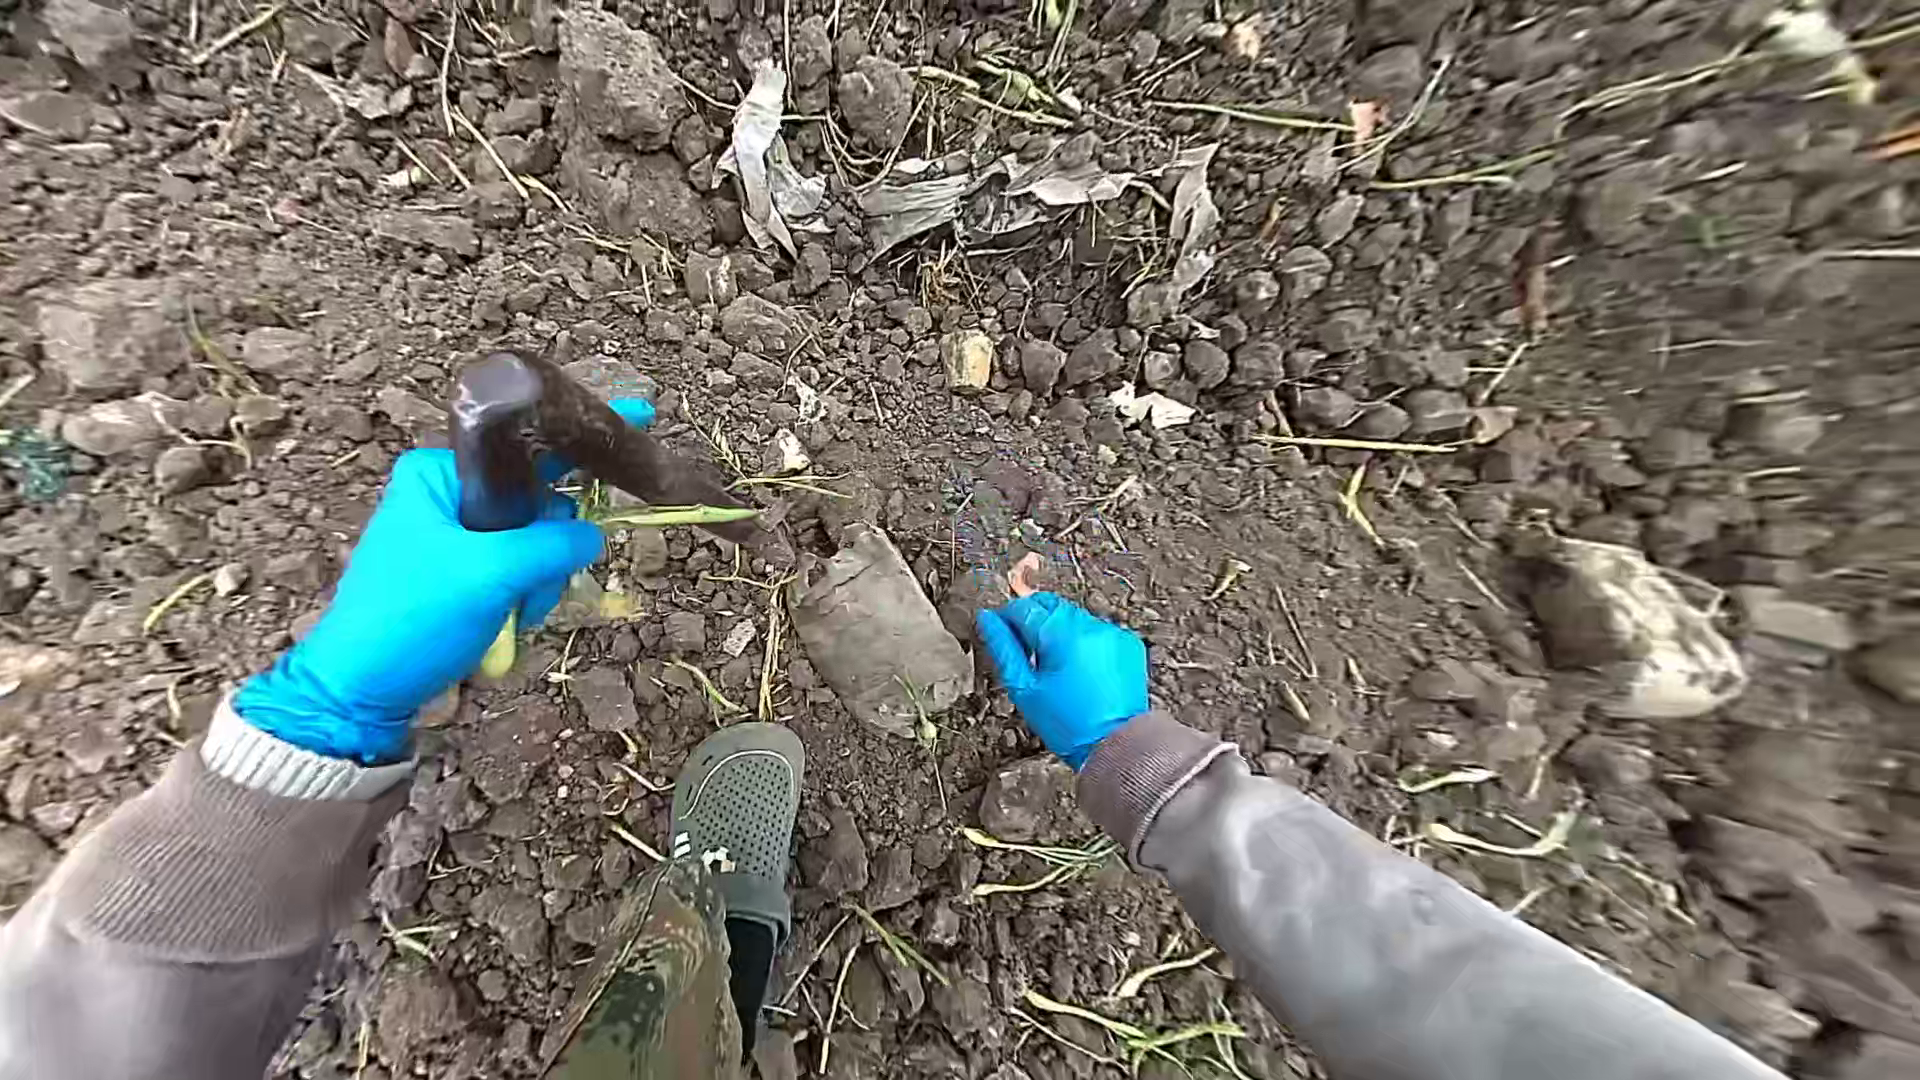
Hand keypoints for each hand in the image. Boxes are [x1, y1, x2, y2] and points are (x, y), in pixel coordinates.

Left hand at [234, 398, 655, 764]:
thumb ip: (556, 543)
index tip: (642, 414)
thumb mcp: (491, 572)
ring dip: (547, 575)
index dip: (587, 435)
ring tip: (516, 606)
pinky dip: (538, 589)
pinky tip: (516, 612)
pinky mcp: (481, 564)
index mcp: (444, 474)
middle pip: (549, 499)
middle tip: (535, 580)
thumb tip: (595, 535)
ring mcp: (472, 531)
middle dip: (555, 545)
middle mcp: (459, 494)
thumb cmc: (412, 617)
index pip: (530, 443)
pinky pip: (537, 563)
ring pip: (550, 538)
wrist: (366, 686)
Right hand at [975, 592, 1147, 768]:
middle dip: (1033, 621)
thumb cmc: (1069, 724)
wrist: (1116, 745)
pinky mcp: (1127, 643)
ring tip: (1055, 666)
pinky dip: (1083, 641)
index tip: (1001, 630)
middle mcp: (1089, 626)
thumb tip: (988, 620)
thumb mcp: (1024, 688)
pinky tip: (1079, 669)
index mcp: (1060, 635)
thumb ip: (1003, 648)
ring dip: (1058, 631)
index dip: (1007, 617)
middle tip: (1026, 650)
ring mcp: (1110, 633)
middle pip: (1049, 605)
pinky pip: (1095, 630)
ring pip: (1072, 616)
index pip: (1024, 607)